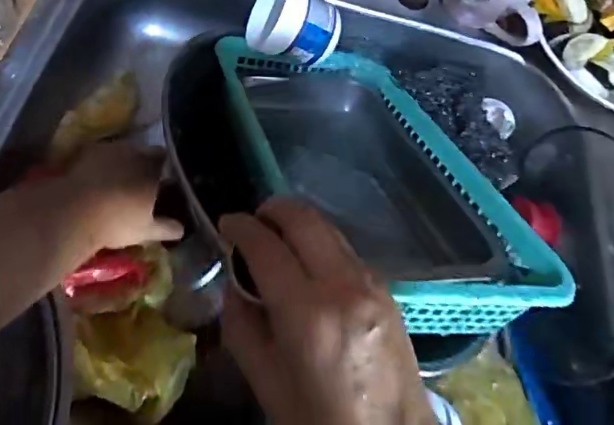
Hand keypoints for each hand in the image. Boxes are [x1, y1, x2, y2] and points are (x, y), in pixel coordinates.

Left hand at [56, 142, 183, 253]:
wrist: (77, 212)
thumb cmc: (116, 222)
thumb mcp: (145, 230)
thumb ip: (166, 228)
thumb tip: (182, 229)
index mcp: (154, 169)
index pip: (168, 159)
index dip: (167, 168)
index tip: (165, 179)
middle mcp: (137, 152)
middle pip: (148, 152)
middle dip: (148, 162)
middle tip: (143, 179)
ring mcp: (114, 148)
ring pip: (126, 150)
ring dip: (127, 160)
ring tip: (120, 177)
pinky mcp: (93, 150)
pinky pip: (105, 152)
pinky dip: (106, 161)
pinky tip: (99, 175)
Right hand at [219, 199, 433, 424]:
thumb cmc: (323, 424)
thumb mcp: (269, 388)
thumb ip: (242, 330)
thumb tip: (233, 285)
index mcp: (308, 315)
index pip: (266, 247)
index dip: (241, 227)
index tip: (226, 223)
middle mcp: (343, 285)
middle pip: (303, 218)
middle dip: (272, 209)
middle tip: (252, 222)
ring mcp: (371, 282)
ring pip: (327, 226)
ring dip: (298, 223)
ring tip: (277, 240)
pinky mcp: (388, 287)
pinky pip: (346, 248)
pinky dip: (321, 242)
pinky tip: (310, 265)